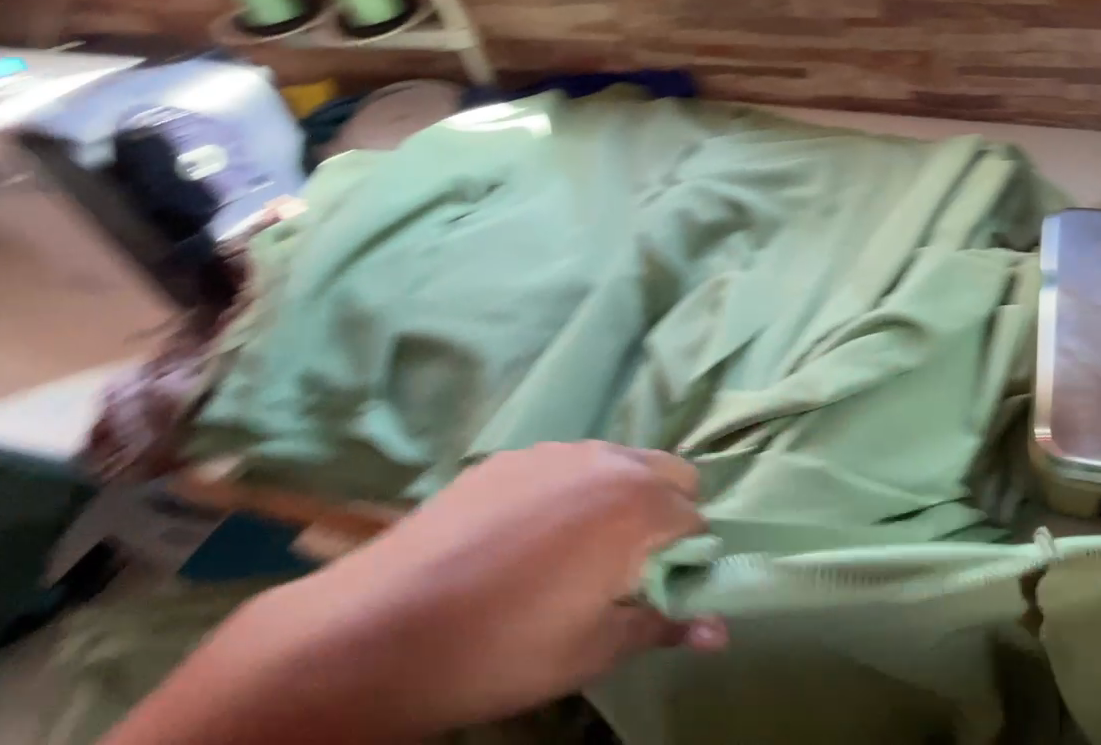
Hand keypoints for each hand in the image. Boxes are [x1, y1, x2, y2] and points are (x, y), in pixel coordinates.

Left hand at [108, 442, 721, 744]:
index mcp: (639, 504)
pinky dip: (569, 492)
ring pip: (617, 463)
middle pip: (669, 474)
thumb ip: (666, 626)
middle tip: (626, 571)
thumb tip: (721, 633)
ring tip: (573, 555)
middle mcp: (607, 461)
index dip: (689, 559)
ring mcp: (554, 452)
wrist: (379, 629)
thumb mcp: (594, 650)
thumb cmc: (504, 648)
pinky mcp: (509, 457)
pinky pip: (565, 465)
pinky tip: (526, 540)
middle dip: (664, 515)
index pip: (698, 519)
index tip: (662, 591)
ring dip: (619, 499)